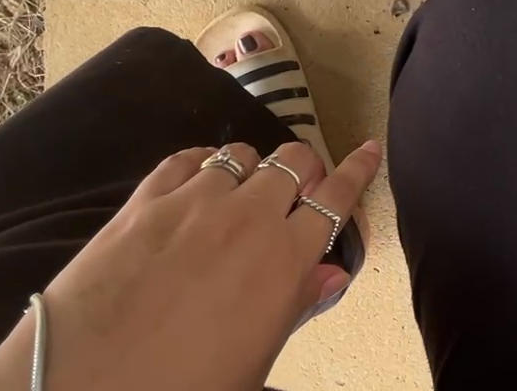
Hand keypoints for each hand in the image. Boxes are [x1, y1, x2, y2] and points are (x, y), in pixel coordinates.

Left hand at [0, 139, 381, 390]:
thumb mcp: (252, 368)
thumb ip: (297, 308)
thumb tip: (332, 273)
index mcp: (284, 260)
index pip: (337, 197)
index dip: (358, 169)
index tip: (370, 149)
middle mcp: (249, 217)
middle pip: (296, 162)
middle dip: (305, 173)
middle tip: (295, 198)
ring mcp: (196, 202)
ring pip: (245, 155)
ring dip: (253, 172)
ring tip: (239, 199)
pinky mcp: (146, 200)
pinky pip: (190, 158)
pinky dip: (203, 166)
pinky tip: (196, 187)